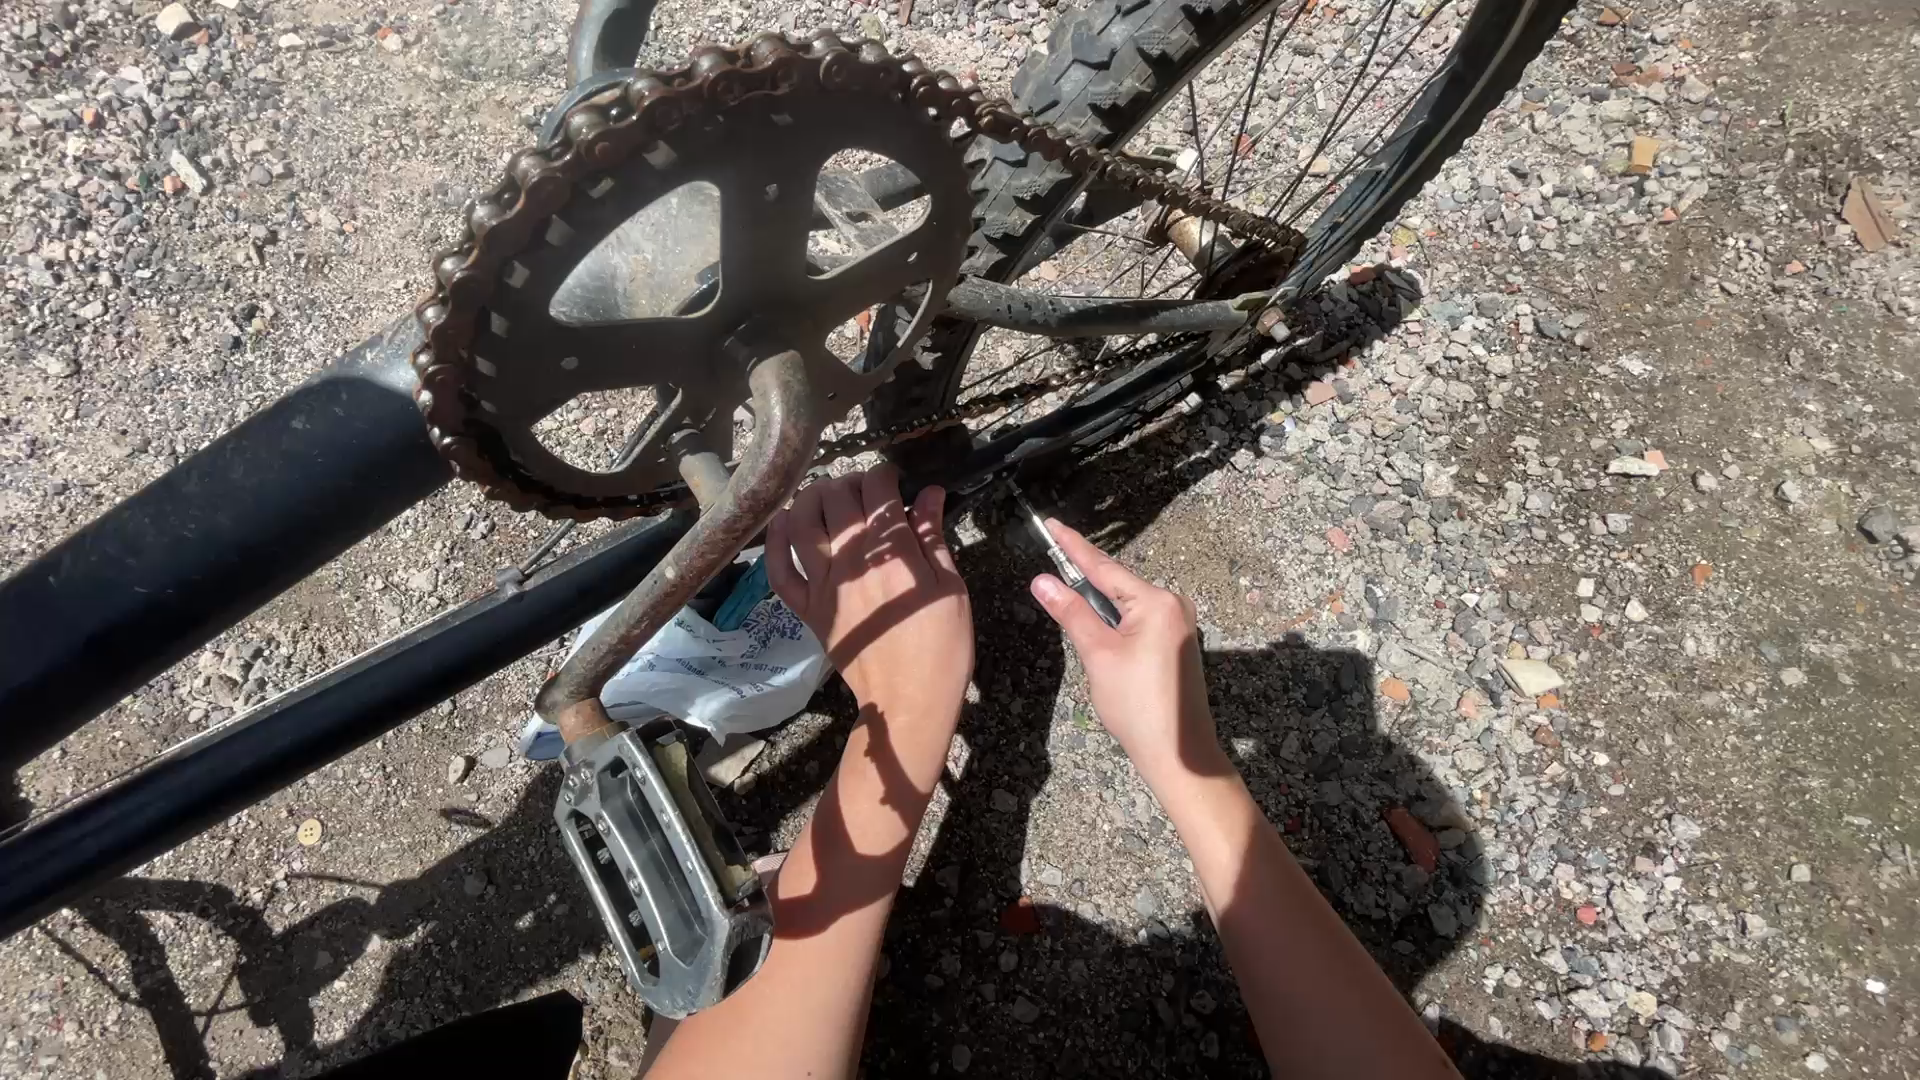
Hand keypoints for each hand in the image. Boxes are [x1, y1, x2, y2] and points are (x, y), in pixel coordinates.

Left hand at [766, 466, 971, 720]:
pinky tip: (782, 521)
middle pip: (836, 498)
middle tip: (865, 490)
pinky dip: (775, 542)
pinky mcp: (807, 610)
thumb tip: (929, 493)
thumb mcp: (951, 587)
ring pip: (801, 523)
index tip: (894, 480)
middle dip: (850, 481)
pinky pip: (780, 571)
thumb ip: (934, 537)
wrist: (908, 701)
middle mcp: (851, 561)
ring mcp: (822, 585)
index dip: (885, 474)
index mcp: (892, 553)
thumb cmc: (942, 646)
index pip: (878, 490)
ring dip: (810, 498)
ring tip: (826, 495)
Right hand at [1029, 521, 1220, 783]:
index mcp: (1156, 602)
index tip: (1052, 524)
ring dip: (1097, 605)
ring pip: (1125, 605)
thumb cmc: (1137, 704)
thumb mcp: (1098, 654)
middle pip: (1116, 585)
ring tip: (1068, 596)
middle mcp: (1172, 606)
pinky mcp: (1176, 644)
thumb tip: (1043, 581)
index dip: (1073, 546)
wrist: (1179, 753)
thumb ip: (1071, 612)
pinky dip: (1113, 622)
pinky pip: (1137, 621)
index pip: (1104, 567)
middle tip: (1053, 554)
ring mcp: (1178, 625)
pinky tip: (1097, 630)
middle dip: (1083, 577)